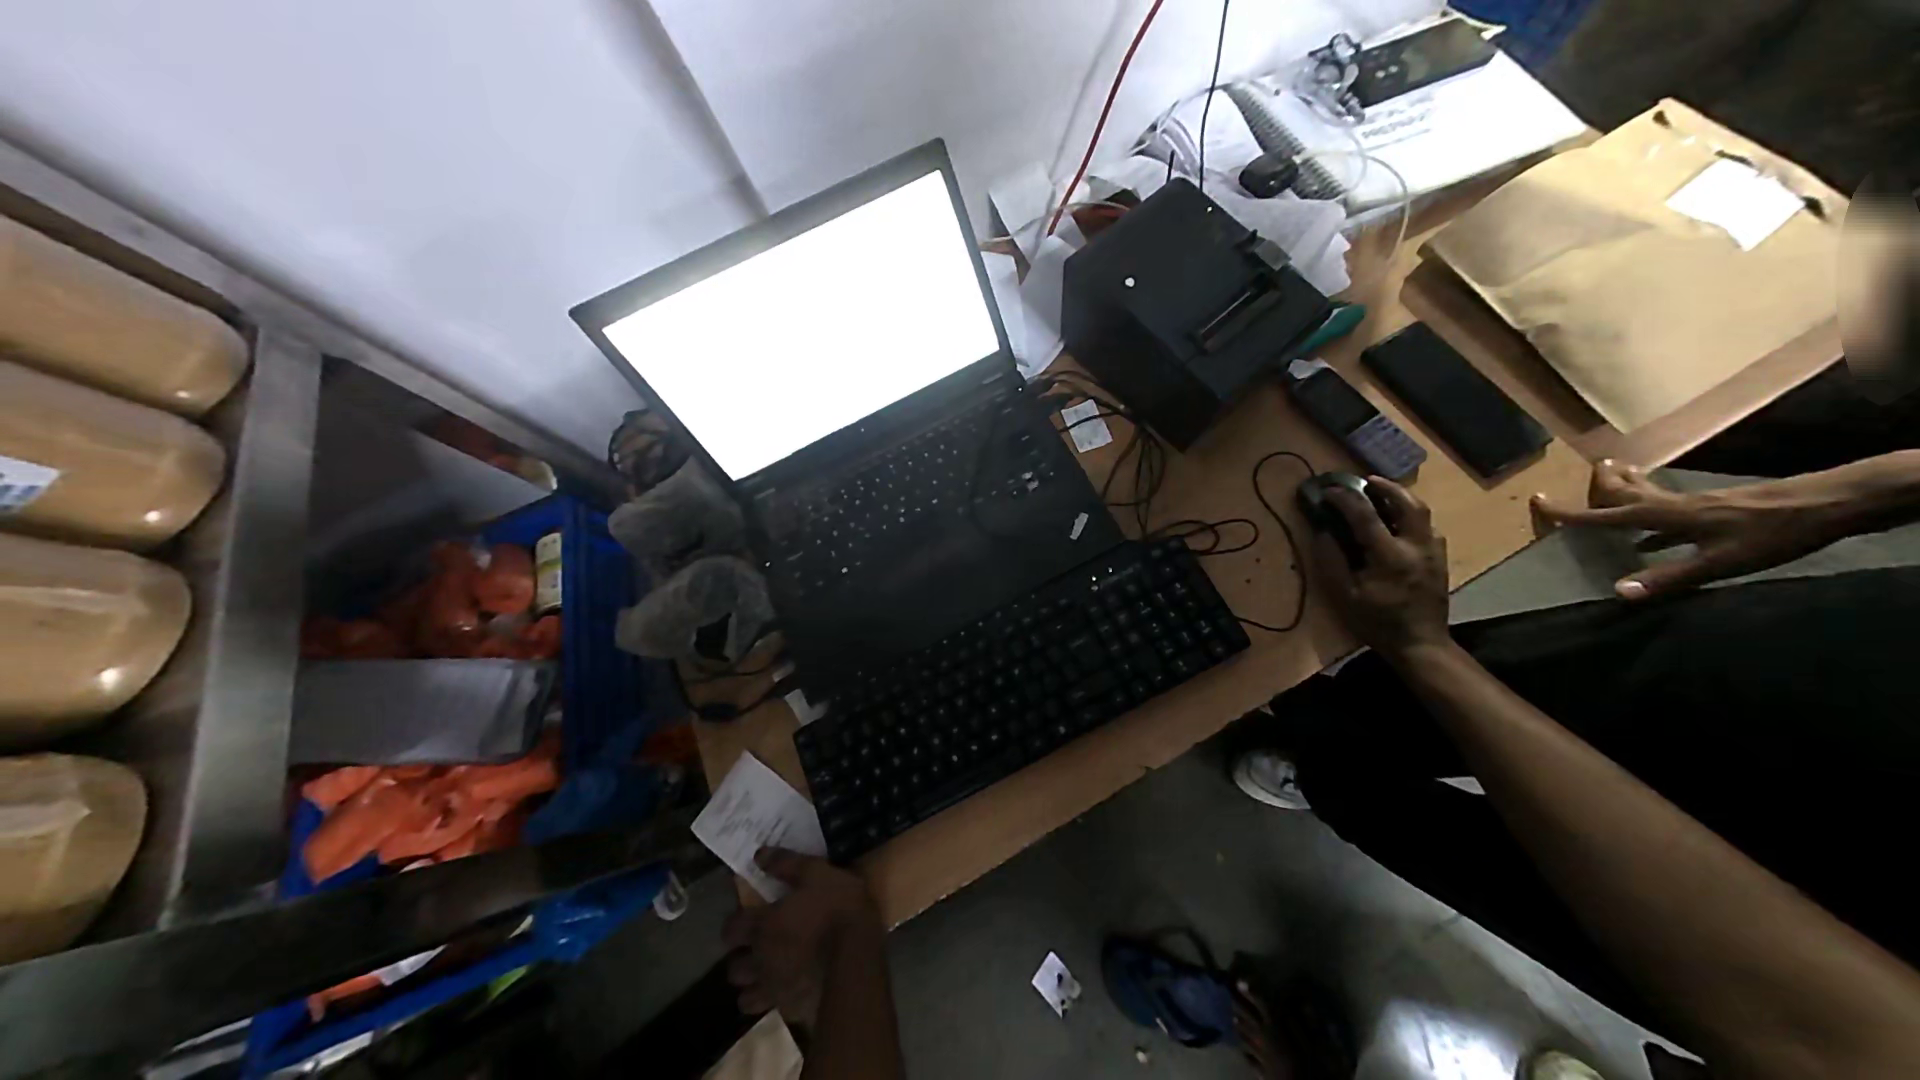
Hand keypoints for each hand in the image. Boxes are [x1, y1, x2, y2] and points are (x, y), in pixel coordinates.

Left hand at [723, 847, 879, 1020]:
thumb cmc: (837, 908)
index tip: (744, 921)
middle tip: (757, 949)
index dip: (734, 926)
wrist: (857, 956)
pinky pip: (775, 1009)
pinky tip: (791, 990)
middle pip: (734, 968)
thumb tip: (759, 854)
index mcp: (763, 926)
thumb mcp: (817, 872)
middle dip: (741, 959)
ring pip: (747, 997)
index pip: (730, 930)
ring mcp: (774, 988)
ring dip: (753, 986)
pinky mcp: (792, 1008)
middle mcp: (761, 959)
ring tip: (769, 975)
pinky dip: (777, 1002)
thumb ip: (786, 863)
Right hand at [1313, 477, 1450, 657]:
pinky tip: (1398, 524)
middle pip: (1408, 503)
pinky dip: (1411, 517)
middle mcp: (1416, 547)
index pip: (1365, 515)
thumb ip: (1332, 561)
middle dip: (1386, 487)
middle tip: (1366, 480)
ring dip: (1401, 499)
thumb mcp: (1344, 595)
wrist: (1420, 644)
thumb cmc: (1376, 622)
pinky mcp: (1439, 559)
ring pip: (1422, 512)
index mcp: (1389, 555)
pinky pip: (1428, 528)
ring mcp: (1432, 552)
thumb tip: (1323, 532)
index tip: (1328, 491)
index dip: (1345, 499)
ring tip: (1382, 495)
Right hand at [1531, 460, 1859, 600]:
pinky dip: (1652, 507)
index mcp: (1663, 517)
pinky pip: (1669, 505)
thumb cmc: (1771, 534)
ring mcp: (1695, 503)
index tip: (1539, 500)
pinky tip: (1655, 526)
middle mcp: (1672, 505)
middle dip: (1603, 481)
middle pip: (1626, 490)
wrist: (1830, 505)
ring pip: (1649, 491)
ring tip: (1617, 474)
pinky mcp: (1715, 507)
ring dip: (1628, 483)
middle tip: (1591, 467)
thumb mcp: (1720, 562)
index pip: (1604, 514)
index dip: (1568, 511)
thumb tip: (1616, 592)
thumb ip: (1667, 578)